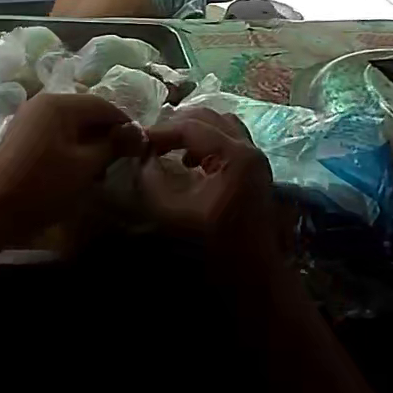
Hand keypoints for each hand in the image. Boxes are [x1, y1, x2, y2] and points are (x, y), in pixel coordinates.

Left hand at [0, 92, 144, 243]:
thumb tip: (137, 133)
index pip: (104, 105)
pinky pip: (55, 137)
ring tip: (101, 172)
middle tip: (121, 162)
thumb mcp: (86, 166)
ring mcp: (28, 120)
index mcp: (59, 104)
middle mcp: (43, 104)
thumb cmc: (43, 184)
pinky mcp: (21, 139)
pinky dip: (71, 150)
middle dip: (106, 136)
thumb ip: (113, 145)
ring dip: (89, 145)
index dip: (125, 125)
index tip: (142, 146)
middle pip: (86, 113)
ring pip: (71, 127)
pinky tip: (77, 173)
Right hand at [141, 108, 282, 264]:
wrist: (253, 275)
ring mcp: (256, 158)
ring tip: (168, 147)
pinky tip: (189, 162)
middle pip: (208, 117)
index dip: (159, 131)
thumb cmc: (212, 244)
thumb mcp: (171, 211)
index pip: (190, 126)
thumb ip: (151, 177)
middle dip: (175, 125)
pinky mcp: (255, 170)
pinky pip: (229, 139)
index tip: (137, 141)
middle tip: (150, 141)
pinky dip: (206, 141)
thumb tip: (142, 155)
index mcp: (235, 155)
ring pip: (221, 124)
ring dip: (192, 131)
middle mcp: (250, 148)